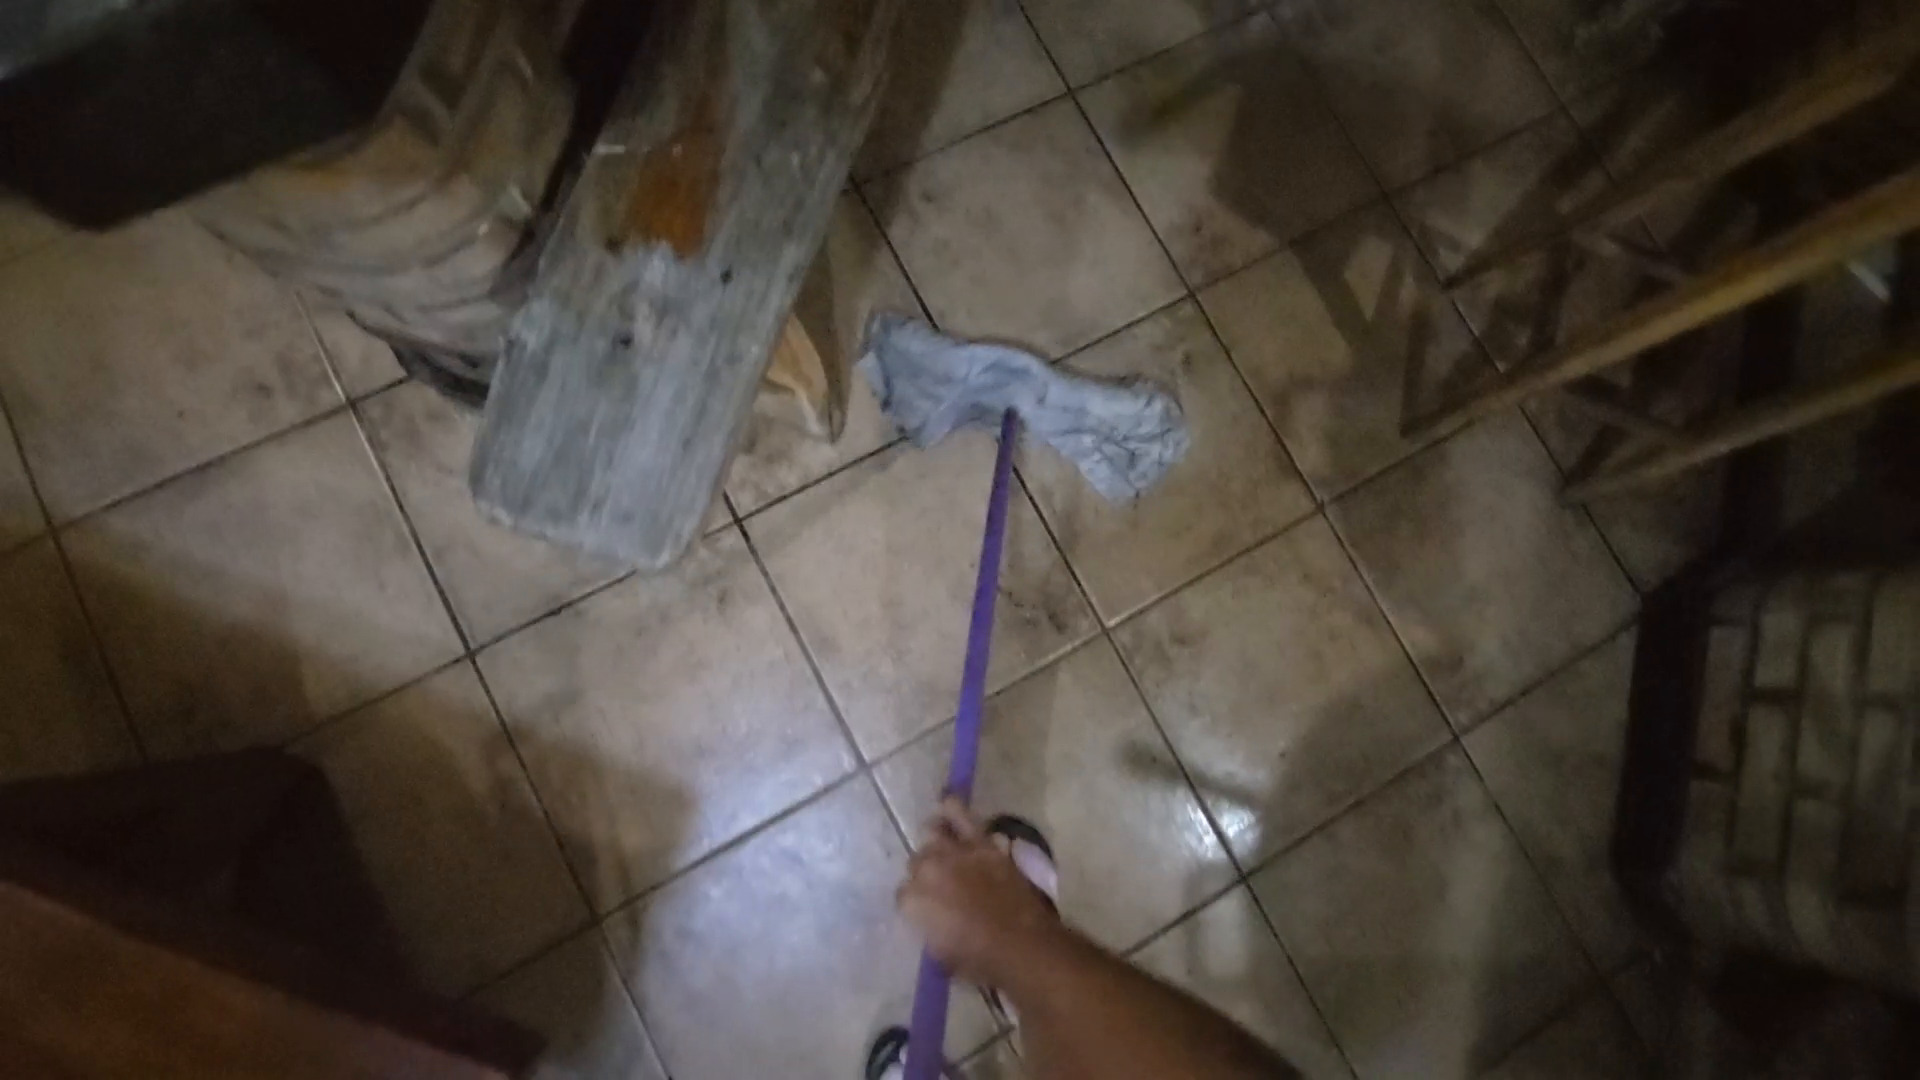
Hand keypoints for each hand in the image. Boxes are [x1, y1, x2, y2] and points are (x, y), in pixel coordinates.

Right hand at [897, 797, 1064, 986]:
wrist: (1020, 944)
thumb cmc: (979, 960)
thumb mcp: (942, 954)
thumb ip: (930, 929)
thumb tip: (933, 919)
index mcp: (913, 903)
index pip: (902, 895)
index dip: (915, 903)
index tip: (927, 910)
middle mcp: (927, 871)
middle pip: (916, 862)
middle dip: (924, 873)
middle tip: (939, 885)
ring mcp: (954, 852)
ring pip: (932, 834)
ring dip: (935, 843)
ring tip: (940, 846)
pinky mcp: (979, 842)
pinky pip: (960, 814)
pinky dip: (952, 809)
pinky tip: (948, 807)